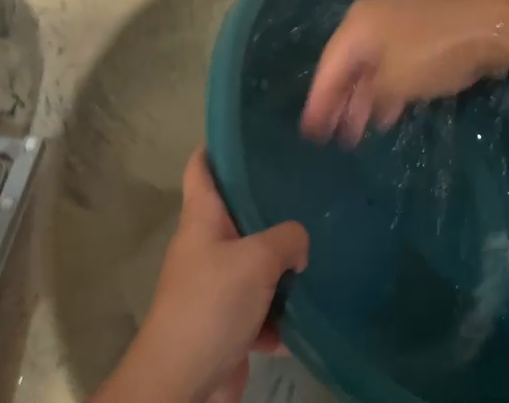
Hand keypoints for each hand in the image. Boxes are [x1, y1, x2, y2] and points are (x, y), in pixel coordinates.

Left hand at [95, 149, 309, 402]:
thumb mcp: (255, 260)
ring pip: (256, 262)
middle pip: (238, 213)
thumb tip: (300, 243)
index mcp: (201, 218)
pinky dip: (282, 310)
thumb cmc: (211, 304)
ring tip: (322, 244)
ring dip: (284, 263)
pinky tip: (312, 306)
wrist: (186, 380)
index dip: (219, 144)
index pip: (202, 166)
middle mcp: (207, 245)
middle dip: (270, 203)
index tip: (252, 130)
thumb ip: (286, 239)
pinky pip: (263, 306)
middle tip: (308, 187)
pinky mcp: (231, 321)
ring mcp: (217, 284)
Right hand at [300, 0, 508, 145]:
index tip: (311, 133)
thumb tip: (367, 100)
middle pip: (350, 62)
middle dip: (343, 101)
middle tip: (336, 137)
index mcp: (357, 24)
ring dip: (368, 95)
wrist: (497, 16)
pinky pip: (398, 55)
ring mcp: (403, 14)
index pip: (328, 67)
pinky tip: (393, 107)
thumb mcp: (398, 82)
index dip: (319, 103)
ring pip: (375, 60)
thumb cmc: (437, 51)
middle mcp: (373, 13)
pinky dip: (391, 82)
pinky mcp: (429, 19)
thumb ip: (373, 95)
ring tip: (364, 130)